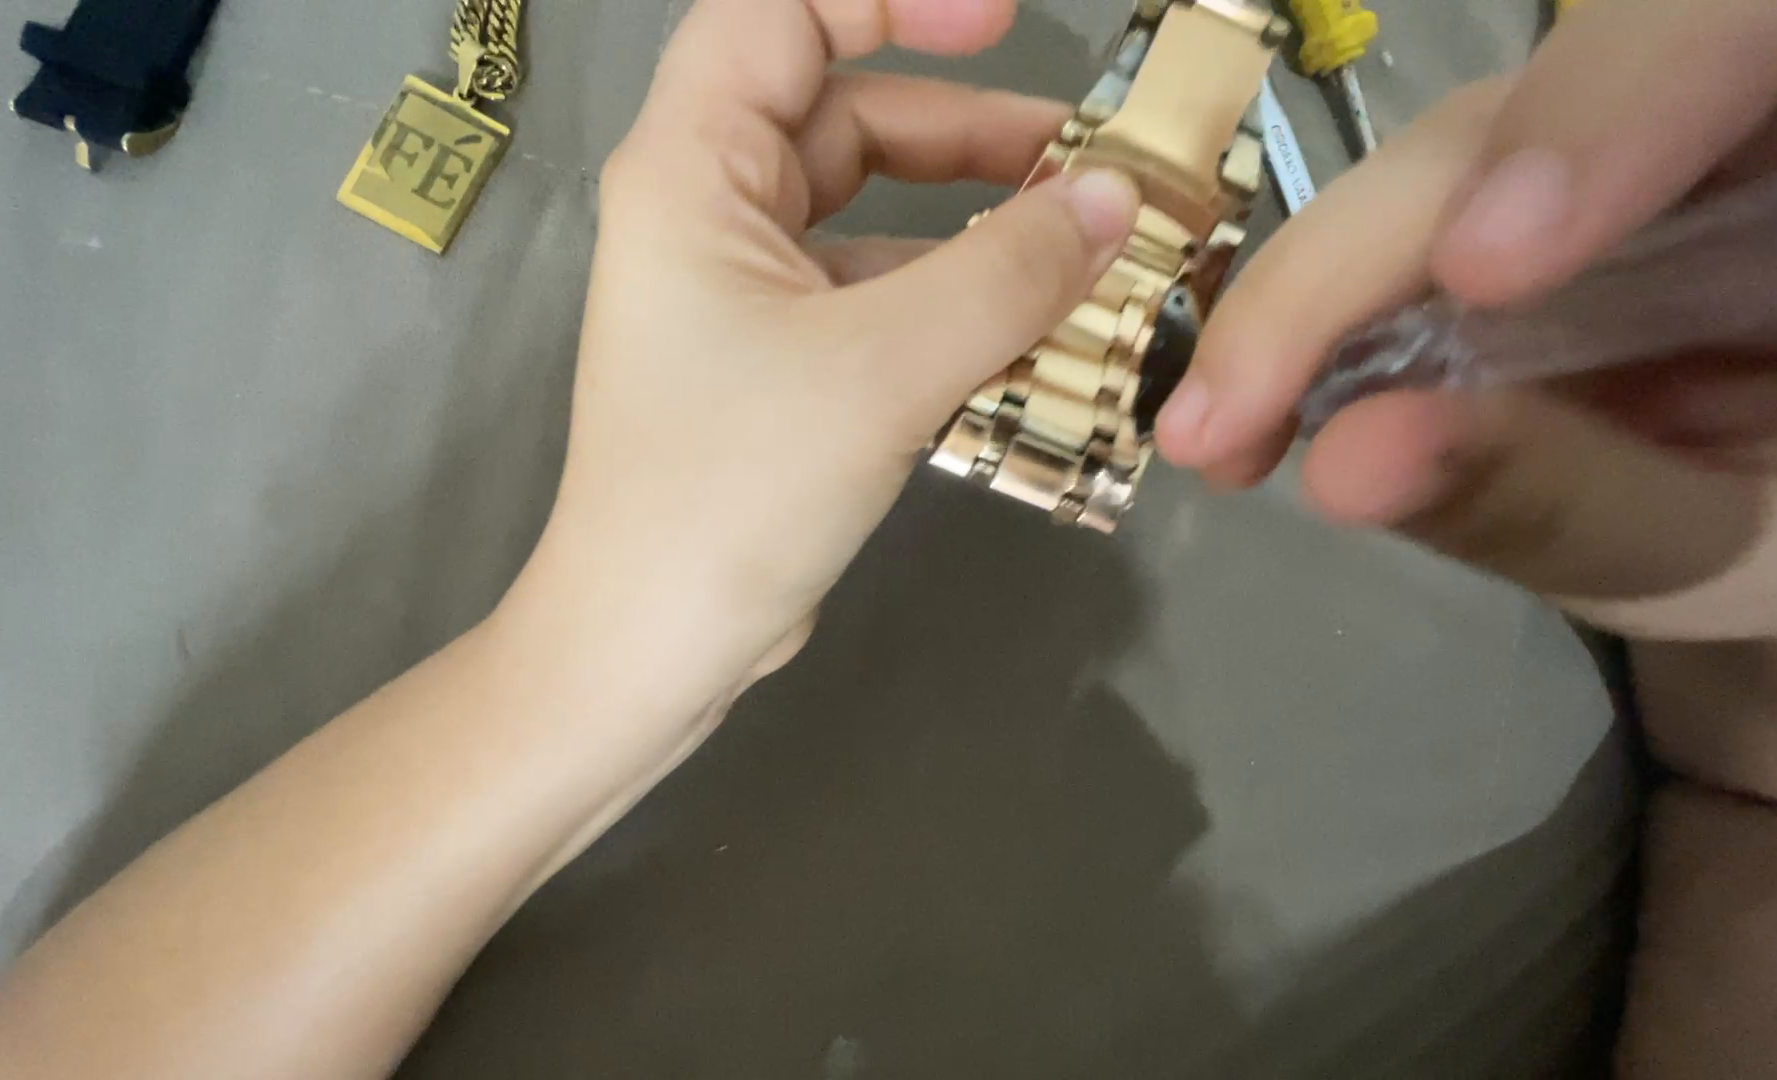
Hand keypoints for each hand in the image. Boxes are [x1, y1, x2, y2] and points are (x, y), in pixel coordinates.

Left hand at [507, 0, 1139, 715]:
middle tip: (1082, 170)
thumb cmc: (739, 486)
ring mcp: (750, 306)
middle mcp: (713, 223)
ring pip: (874, 231)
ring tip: (1080, 259)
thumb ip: (1005, 276)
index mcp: (693, 174)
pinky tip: (1025, 338)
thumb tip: (1115, 200)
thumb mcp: (882, 368)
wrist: (662, 635)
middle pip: (846, 128)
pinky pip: (879, 311)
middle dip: (968, 140)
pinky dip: (950, 315)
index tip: (1000, 17)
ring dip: (973, 240)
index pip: (780, 17)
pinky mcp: (785, 376)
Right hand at [1154, 0, 1776, 811]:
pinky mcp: (1460, 227)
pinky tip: (1238, 421)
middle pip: (1480, 132)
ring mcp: (1553, 167)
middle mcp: (1687, 116)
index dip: (1604, 112)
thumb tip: (1339, 466)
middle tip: (1221, 421)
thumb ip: (1570, 499)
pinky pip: (1357, 254)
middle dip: (1333, 275)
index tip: (1480, 274)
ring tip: (1211, 439)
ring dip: (1277, 318)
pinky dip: (1283, 342)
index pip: (1749, 21)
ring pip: (1392, 191)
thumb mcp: (1726, 546)